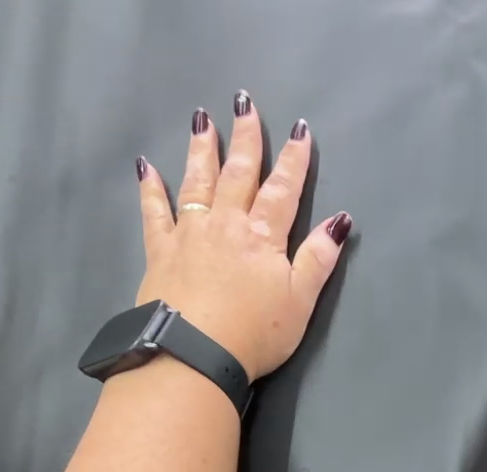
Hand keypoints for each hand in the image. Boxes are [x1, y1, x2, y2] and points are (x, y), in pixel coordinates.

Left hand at [134, 92, 352, 381]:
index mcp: (264, 236)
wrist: (193, 351)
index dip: (294, 161)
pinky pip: (154, 211)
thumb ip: (318, 259)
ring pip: (198, 182)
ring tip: (201, 121)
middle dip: (245, 139)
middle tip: (245, 104)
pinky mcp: (160, 251)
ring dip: (201, 150)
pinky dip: (151, 188)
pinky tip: (147, 168)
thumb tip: (339, 222)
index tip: (301, 132)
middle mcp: (226, 224)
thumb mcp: (301, 300)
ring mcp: (190, 234)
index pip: (284, 191)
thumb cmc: (256, 332)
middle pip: (239, 174)